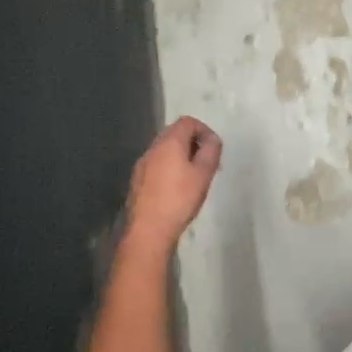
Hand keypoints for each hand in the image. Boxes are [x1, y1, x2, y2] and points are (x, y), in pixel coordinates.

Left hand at [124, 116, 222, 248]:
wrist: (149, 230)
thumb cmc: (180, 199)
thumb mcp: (203, 174)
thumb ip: (211, 151)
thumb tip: (213, 139)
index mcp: (169, 142)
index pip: (187, 121)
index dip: (204, 129)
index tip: (213, 147)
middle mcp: (153, 148)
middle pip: (174, 133)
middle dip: (193, 142)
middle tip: (206, 160)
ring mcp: (142, 164)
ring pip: (165, 150)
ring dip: (181, 155)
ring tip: (194, 175)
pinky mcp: (138, 180)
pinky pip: (157, 164)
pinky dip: (169, 167)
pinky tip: (177, 187)